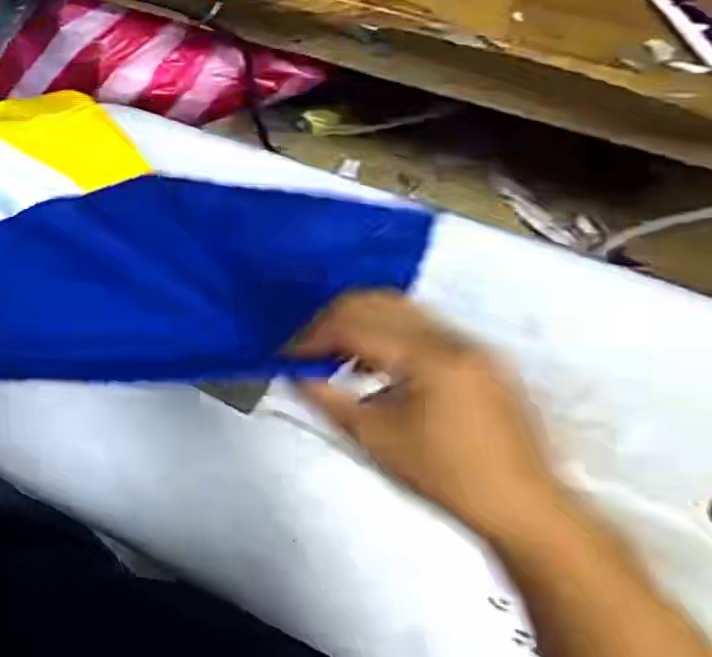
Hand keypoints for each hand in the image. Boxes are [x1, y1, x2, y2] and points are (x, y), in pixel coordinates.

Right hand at [288, 291, 569, 540]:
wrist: (531, 513)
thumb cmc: (446, 475)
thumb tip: (292, 371)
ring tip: (336, 354)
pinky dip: (385, 332)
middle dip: (329, 320)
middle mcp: (453, 342)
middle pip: (373, 302)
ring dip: (357, 323)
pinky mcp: (480, 361)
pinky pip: (419, 326)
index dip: (308, 338)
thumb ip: (323, 395)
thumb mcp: (371, 435)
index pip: (349, 325)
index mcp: (429, 358)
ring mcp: (472, 349)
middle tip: (307, 349)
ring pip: (397, 308)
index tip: (285, 357)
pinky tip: (373, 364)